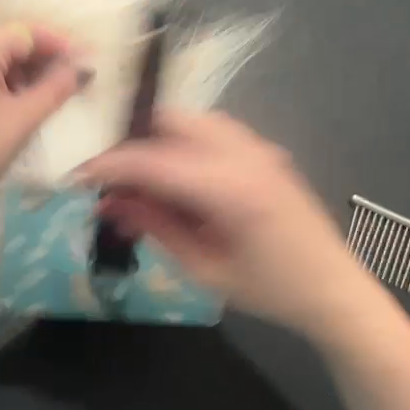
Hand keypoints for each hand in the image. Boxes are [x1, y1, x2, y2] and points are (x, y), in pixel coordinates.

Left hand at [0, 24, 89, 231]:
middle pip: (7, 39)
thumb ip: (56, 87)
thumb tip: (85, 66)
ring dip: (19, 68)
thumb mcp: (21, 120)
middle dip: (40, 57)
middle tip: (70, 78)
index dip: (60, 45)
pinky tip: (13, 97)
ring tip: (43, 93)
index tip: (86, 60)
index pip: (26, 33)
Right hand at [77, 109, 372, 339]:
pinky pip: (210, 129)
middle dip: (131, 143)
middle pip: (169, 121)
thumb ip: (154, 226)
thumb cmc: (270, 290)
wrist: (335, 290)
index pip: (152, 159)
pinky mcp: (262, 148)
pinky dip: (181, 142)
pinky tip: (172, 175)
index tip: (75, 176)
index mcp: (230, 188)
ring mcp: (257, 145)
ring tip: (137, 178)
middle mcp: (244, 153)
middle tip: (107, 177)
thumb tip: (108, 201)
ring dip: (156, 139)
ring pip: (189, 119)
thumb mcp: (203, 268)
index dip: (108, 164)